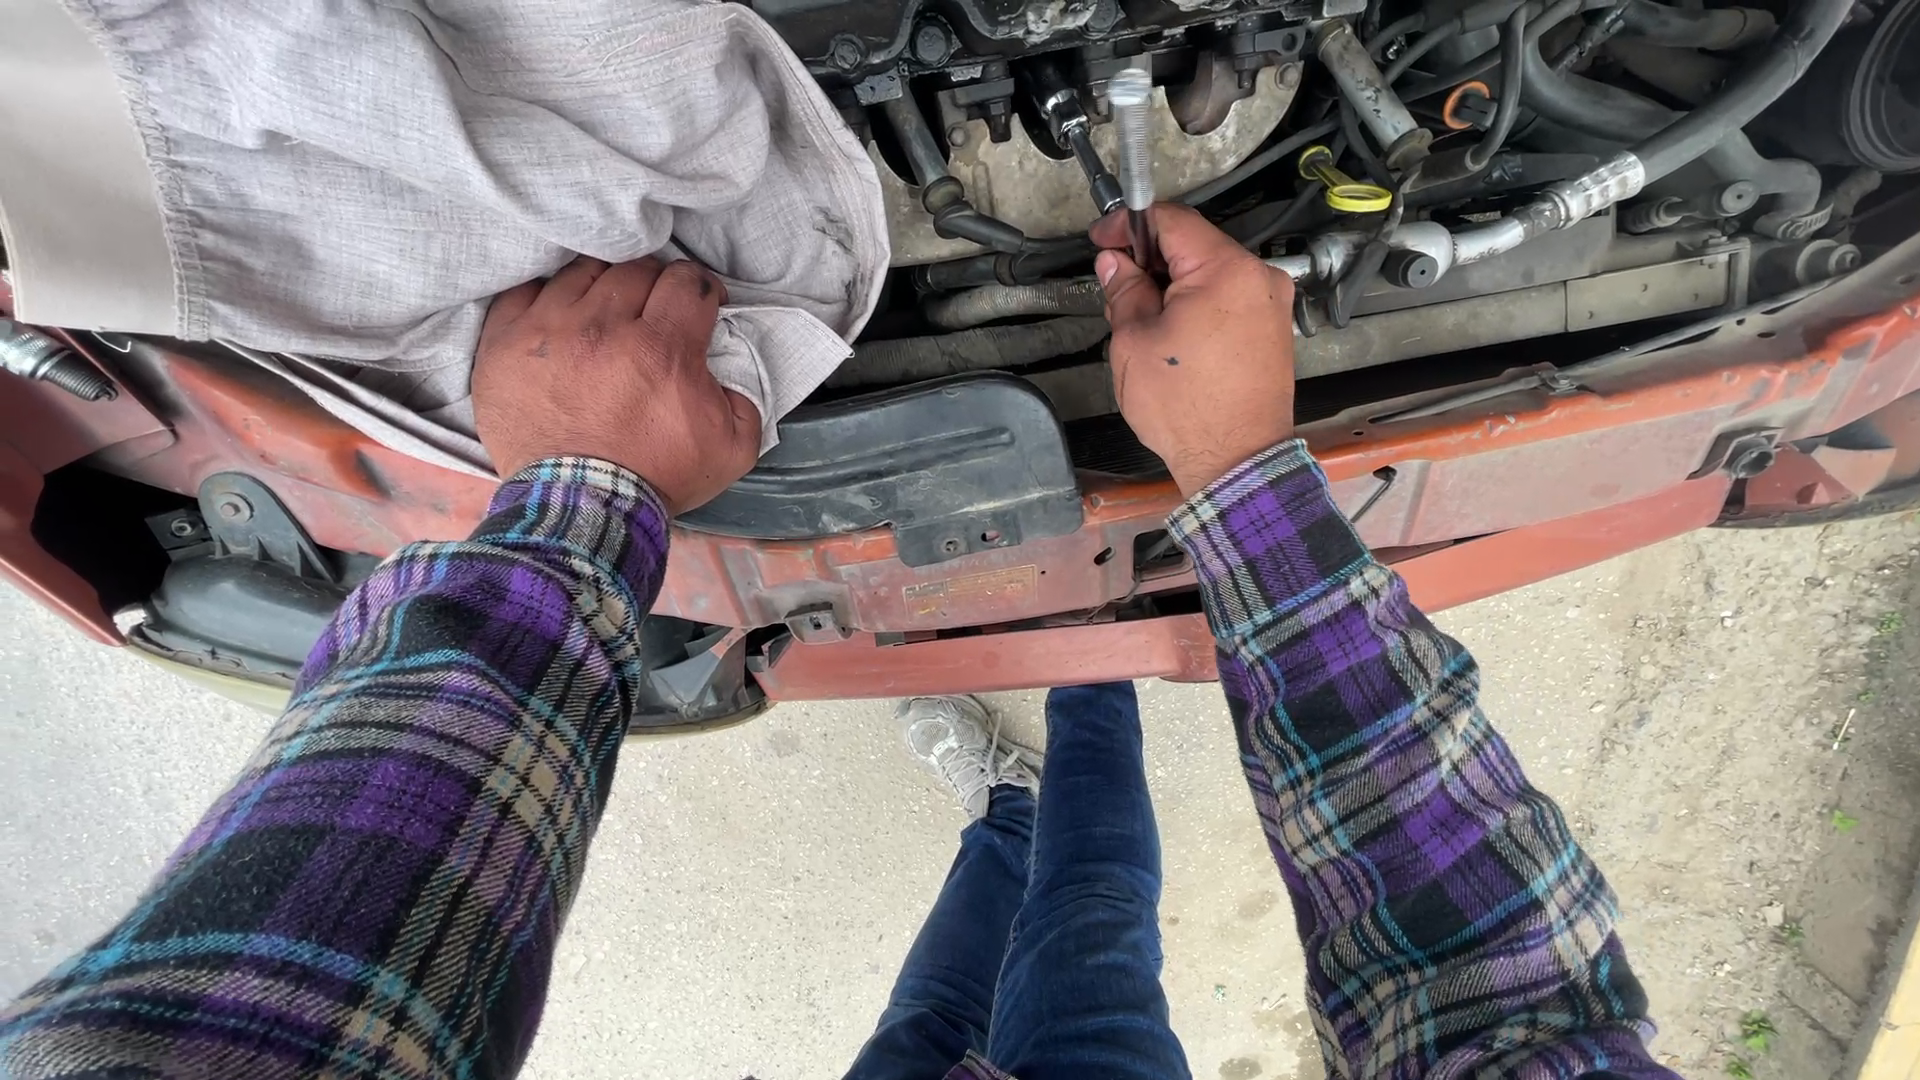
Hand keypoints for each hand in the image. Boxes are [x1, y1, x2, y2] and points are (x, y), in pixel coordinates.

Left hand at [472, 255, 761, 512]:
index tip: (703, 305)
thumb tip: (727, 373)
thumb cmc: (658, 477)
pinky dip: (551, 296)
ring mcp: (549, 328)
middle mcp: (605, 326)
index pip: (688, 282)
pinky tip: (565, 318)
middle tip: (659, 311)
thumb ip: (744, 401)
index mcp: (664, 348)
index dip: (703, 289)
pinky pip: (527, 290)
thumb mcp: (734, 449)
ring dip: (606, 285)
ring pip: (584, 271)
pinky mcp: (505, 341)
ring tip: (610, 314)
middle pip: (637, 269)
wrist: (583, 507)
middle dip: (657, 284)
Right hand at [1090, 204, 1296, 496]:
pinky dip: (1197, 307)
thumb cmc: (1185, 407)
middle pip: (1194, 248)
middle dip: (1150, 261)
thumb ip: (1124, 292)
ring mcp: (1271, 306)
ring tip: (1141, 321)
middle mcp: (1258, 278)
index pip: (1173, 221)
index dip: (1130, 225)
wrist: (1234, 460)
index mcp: (1224, 270)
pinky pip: (1228, 302)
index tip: (1104, 238)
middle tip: (1116, 286)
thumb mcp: (1134, 342)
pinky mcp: (1272, 332)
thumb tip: (1114, 264)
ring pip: (1210, 276)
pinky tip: (1172, 336)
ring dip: (1172, 286)